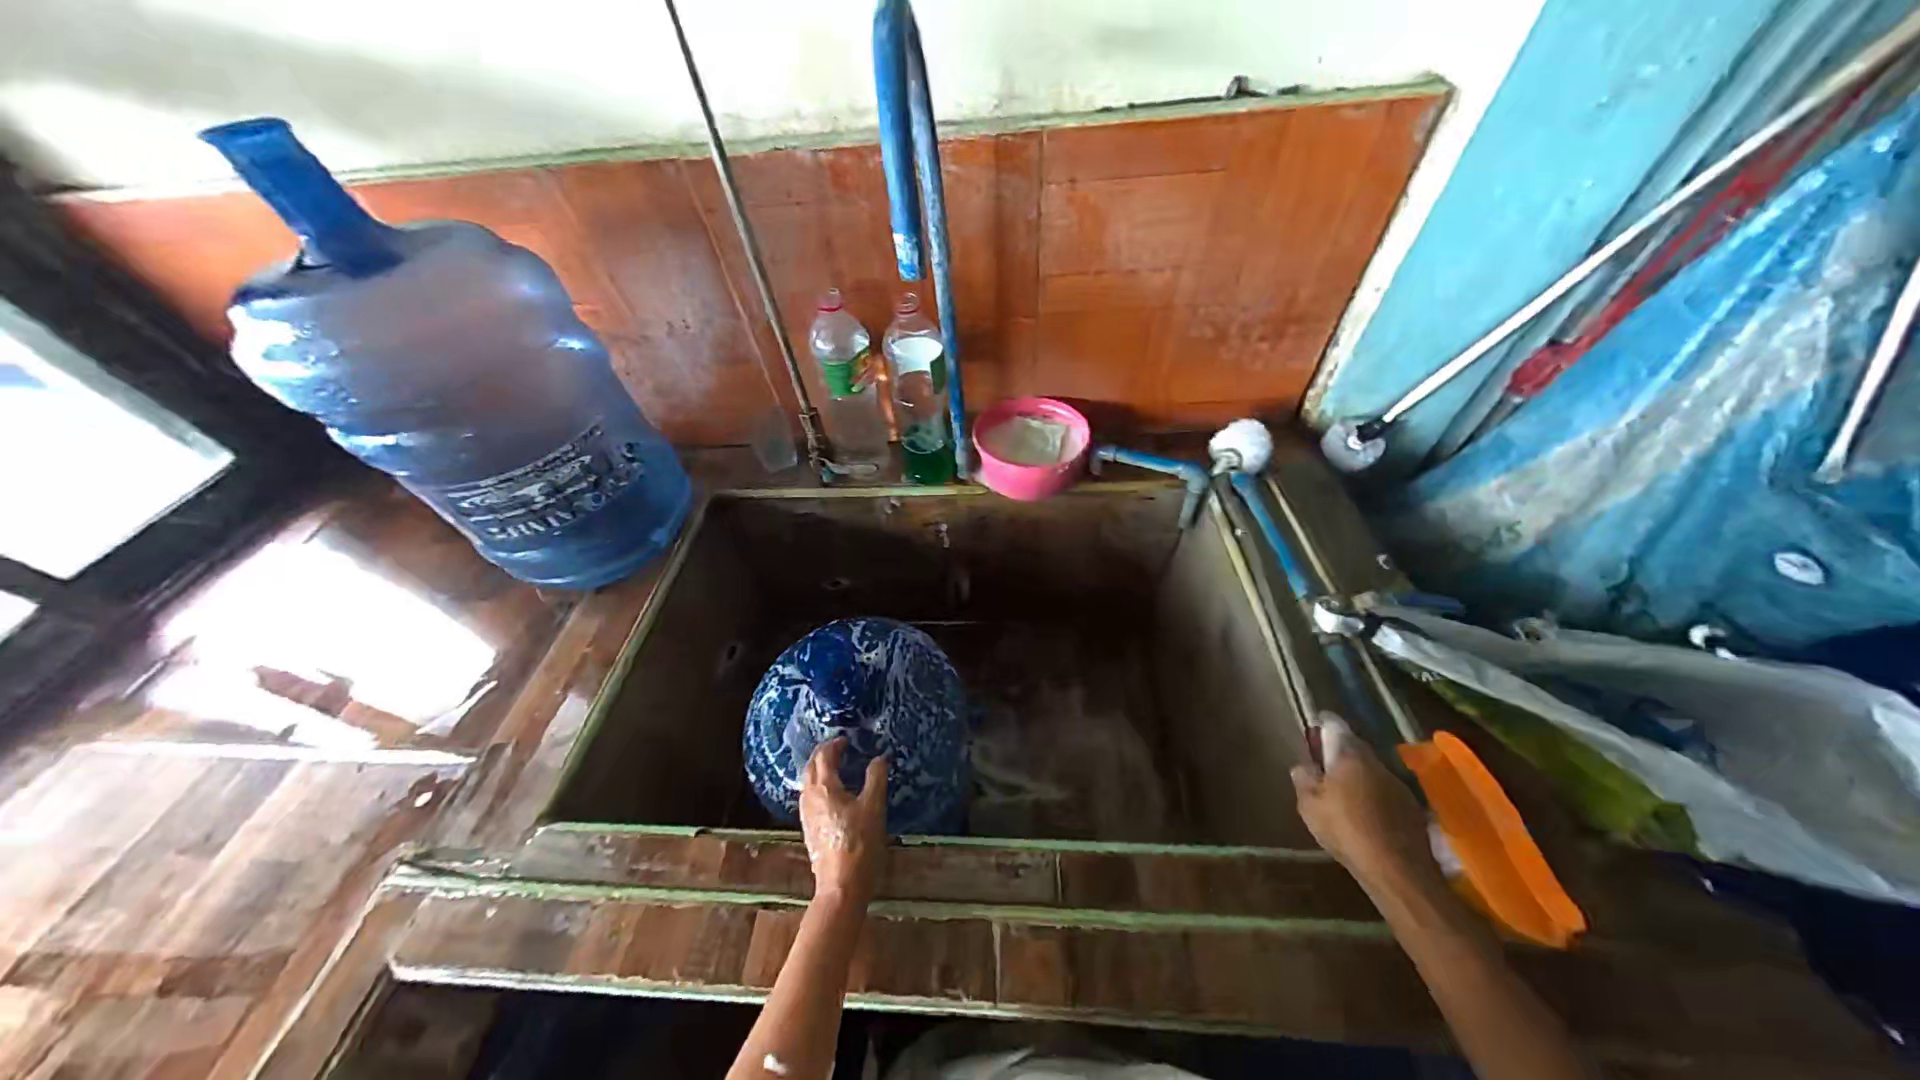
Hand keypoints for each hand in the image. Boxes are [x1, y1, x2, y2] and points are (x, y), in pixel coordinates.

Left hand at [798, 737, 887, 904]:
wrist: (841, 885)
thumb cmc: (860, 843)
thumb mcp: (874, 807)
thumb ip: (876, 778)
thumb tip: (880, 757)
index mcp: (825, 787)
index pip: (824, 756)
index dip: (834, 744)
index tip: (847, 740)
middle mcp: (810, 797)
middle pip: (811, 767)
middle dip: (823, 754)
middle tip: (839, 748)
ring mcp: (806, 814)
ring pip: (808, 782)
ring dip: (819, 769)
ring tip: (835, 766)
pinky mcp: (808, 828)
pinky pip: (809, 796)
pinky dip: (818, 785)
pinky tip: (831, 793)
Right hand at [1292, 714, 1434, 886]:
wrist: (1397, 870)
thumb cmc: (1345, 830)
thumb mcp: (1309, 806)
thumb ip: (1304, 780)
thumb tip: (1303, 765)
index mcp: (1350, 755)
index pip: (1335, 725)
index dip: (1322, 725)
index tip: (1313, 731)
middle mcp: (1377, 763)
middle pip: (1356, 747)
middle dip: (1340, 752)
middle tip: (1323, 766)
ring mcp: (1398, 785)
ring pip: (1372, 770)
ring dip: (1357, 775)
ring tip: (1342, 794)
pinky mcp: (1411, 808)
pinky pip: (1385, 791)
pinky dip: (1373, 795)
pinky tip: (1365, 815)